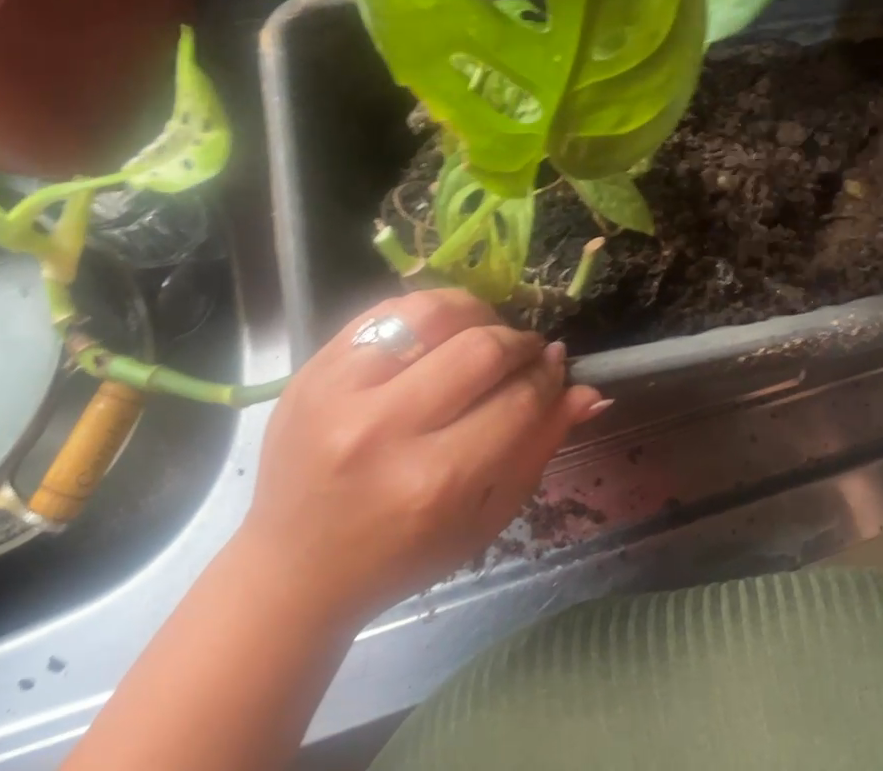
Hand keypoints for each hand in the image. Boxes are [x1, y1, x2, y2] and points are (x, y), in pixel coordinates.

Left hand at [237, 289, 605, 617]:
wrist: (295, 569)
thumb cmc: (402, 557)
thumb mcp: (485, 519)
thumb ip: (538, 448)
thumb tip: (586, 390)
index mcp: (433, 482)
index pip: (517, 401)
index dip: (548, 379)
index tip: (556, 372)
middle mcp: (383, 430)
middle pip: (481, 349)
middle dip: (520, 344)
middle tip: (526, 354)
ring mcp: (338, 392)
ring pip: (430, 312)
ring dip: (475, 314)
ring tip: (484, 334)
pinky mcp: (311, 370)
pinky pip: (383, 312)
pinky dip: (425, 314)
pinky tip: (438, 334)